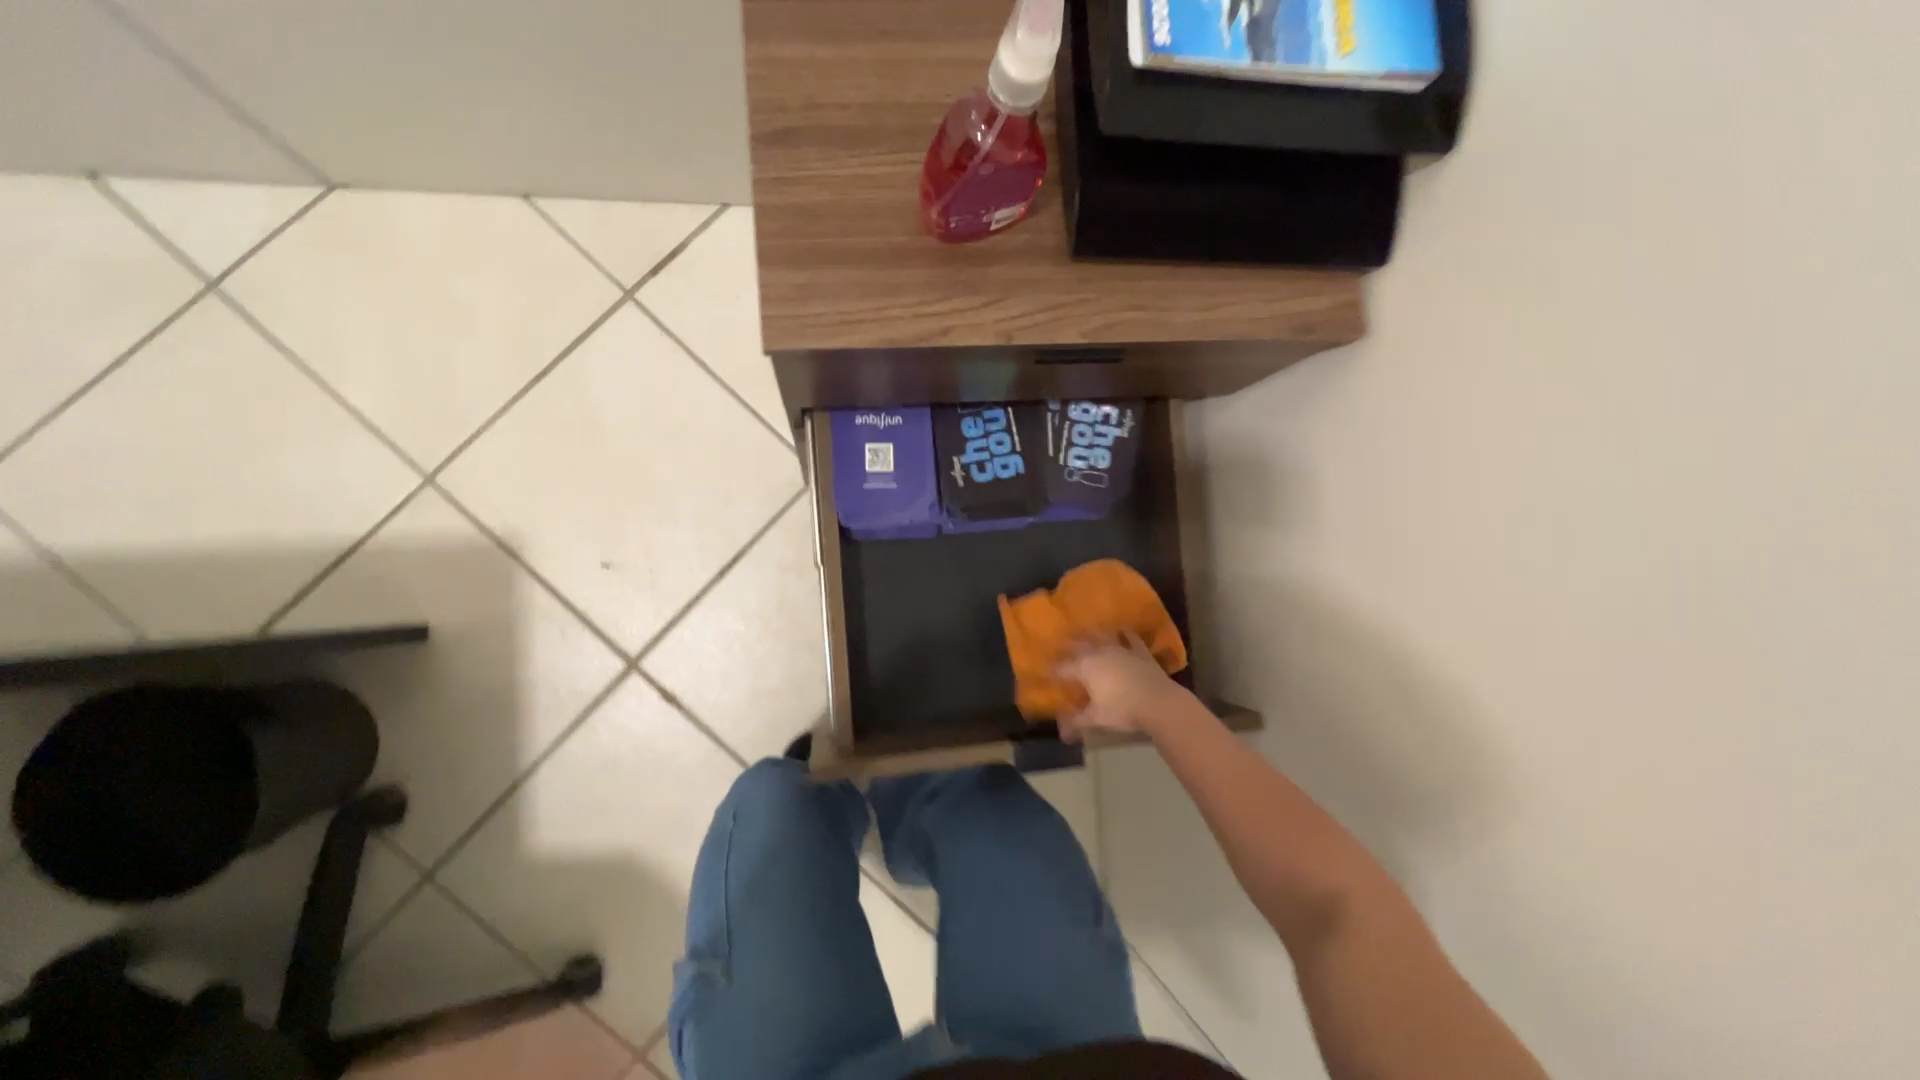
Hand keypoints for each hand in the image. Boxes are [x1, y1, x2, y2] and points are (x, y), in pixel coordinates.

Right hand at [1056, 635, 1187, 742]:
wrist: (1158, 702)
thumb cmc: (1122, 710)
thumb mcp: (1095, 719)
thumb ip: (1076, 722)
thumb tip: (1062, 733)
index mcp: (1084, 667)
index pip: (1062, 667)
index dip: (1052, 670)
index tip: (1045, 670)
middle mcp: (1099, 653)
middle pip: (1079, 645)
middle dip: (1068, 645)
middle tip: (1060, 645)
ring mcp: (1121, 649)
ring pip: (1102, 636)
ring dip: (1092, 634)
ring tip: (1085, 632)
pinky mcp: (1140, 651)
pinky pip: (1130, 637)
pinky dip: (1124, 633)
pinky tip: (1122, 629)